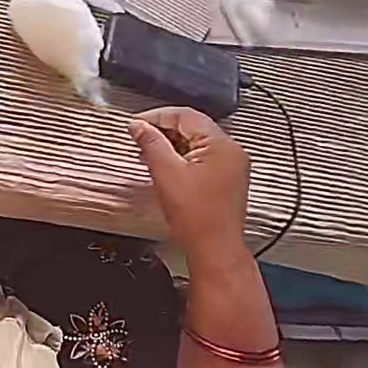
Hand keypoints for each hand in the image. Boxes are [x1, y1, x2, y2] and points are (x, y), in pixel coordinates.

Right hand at [130, 107, 249, 256]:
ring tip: (148, 153)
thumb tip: (139, 126)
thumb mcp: (166, 173)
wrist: (214, 251)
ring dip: (171, 144)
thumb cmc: (198, 219)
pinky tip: (165, 167)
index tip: (137, 124)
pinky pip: (201, 157)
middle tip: (140, 137)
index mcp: (221, 145)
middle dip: (163, 130)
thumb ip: (151, 143)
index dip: (157, 116)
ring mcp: (231, 166)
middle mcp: (231, 151)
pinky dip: (181, 157)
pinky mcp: (225, 179)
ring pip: (196, 142)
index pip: (186, 115)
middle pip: (192, 127)